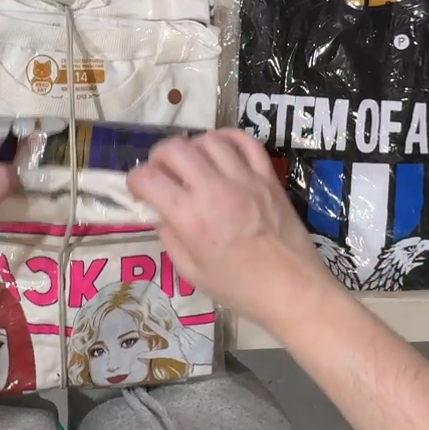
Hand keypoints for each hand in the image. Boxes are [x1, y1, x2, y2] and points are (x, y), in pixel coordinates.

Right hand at [127, 129, 338, 332]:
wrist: (293, 291)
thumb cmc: (240, 289)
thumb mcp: (191, 272)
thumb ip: (170, 237)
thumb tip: (162, 211)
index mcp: (191, 219)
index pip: (149, 179)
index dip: (135, 180)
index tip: (139, 189)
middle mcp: (214, 191)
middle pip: (175, 149)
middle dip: (158, 156)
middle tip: (161, 172)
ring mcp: (244, 180)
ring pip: (209, 140)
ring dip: (192, 147)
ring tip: (192, 163)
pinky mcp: (268, 177)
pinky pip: (246, 142)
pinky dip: (228, 138)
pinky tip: (220, 148)